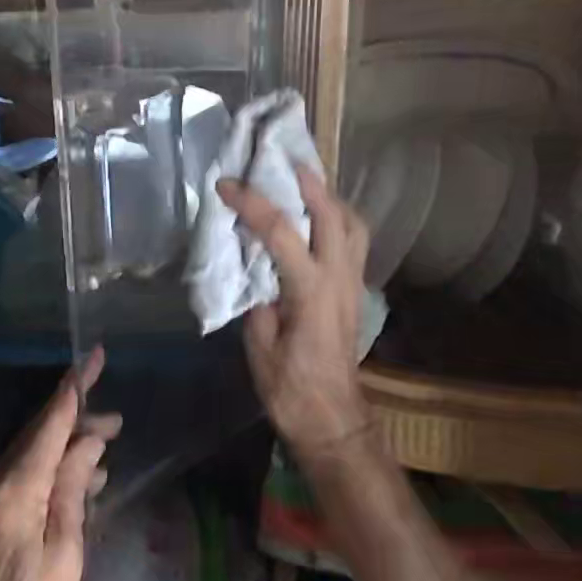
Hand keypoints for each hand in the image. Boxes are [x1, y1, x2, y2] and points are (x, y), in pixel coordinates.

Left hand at [0, 348, 119, 580]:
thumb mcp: (63, 556)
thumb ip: (72, 491)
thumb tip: (87, 443)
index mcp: (11, 488)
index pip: (49, 422)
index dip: (75, 386)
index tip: (95, 353)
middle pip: (36, 439)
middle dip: (76, 424)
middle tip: (116, 423)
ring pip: (26, 461)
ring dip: (63, 453)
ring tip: (102, 453)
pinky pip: (15, 484)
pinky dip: (46, 477)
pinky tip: (71, 487)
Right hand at [217, 165, 372, 462]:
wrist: (332, 421)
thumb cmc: (290, 389)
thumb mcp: (259, 345)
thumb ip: (256, 298)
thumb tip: (251, 267)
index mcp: (311, 291)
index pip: (280, 232)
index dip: (251, 203)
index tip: (225, 185)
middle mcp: (339, 278)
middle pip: (331, 214)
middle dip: (308, 181)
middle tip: (283, 159)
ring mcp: (353, 283)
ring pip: (352, 224)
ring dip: (329, 197)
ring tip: (304, 183)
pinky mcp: (356, 291)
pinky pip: (353, 241)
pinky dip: (338, 219)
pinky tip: (317, 220)